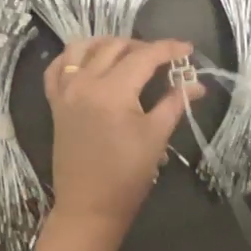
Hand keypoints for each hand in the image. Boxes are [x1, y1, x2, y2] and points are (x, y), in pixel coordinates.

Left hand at [43, 37, 202, 234]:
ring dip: (105, 44)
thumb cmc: (127, 175)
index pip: (144, 56)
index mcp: (112, 91)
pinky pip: (56, 69)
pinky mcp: (55, 104)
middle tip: (162, 59)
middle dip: (141, 46)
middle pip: (114, 47)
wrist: (89, 205)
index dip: (168, 49)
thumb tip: (196, 83)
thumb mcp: (156, 137)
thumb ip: (174, 103)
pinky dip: (71, 58)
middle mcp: (84, 83)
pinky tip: (88, 61)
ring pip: (81, 49)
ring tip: (127, 54)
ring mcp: (65, 92)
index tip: (187, 49)